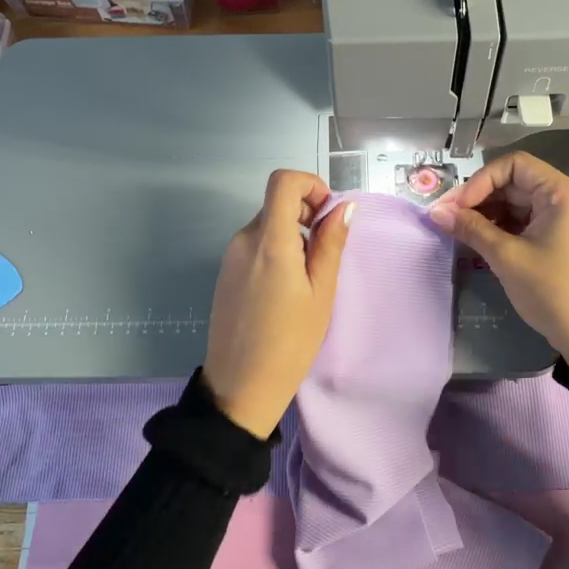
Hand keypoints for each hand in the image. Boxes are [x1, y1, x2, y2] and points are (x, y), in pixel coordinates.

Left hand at [204, 170, 354, 438]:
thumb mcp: (322, 293)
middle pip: (276, 203)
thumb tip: (343, 207)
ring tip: (308, 278)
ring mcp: (230, 256)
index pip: (283, 181)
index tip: (328, 213)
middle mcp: (244, 240)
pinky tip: (286, 290)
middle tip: (326, 251)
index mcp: (270, 242)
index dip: (310, 184)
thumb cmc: (290, 343)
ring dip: (291, 235)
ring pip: (266, 225)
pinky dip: (276, 251)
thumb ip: (330, 244)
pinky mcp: (225, 273)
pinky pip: (254, 246)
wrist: (240, 387)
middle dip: (306, 213)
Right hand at [428, 153, 568, 374]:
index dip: (480, 181)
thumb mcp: (507, 257)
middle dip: (480, 198)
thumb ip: (470, 228)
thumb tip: (435, 212)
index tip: (456, 206)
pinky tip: (480, 241)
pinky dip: (503, 227)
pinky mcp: (563, 238)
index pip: (514, 165)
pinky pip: (528, 220)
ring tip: (460, 232)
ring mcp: (568, 219)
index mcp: (563, 193)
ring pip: (519, 203)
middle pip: (515, 182)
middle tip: (448, 219)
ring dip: (489, 214)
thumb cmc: (553, 291)